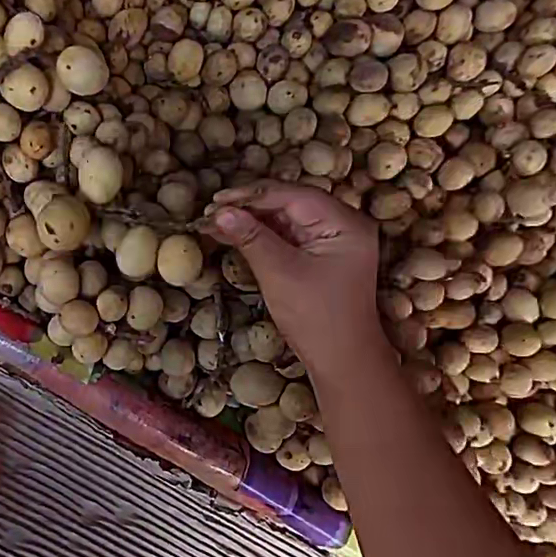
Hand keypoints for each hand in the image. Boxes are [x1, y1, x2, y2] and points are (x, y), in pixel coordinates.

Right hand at [205, 181, 384, 370]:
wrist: (342, 361)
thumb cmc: (316, 317)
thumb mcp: (280, 273)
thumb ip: (251, 238)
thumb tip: (220, 211)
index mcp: (344, 223)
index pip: (292, 196)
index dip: (251, 195)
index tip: (217, 200)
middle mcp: (341, 225)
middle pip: (288, 202)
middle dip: (248, 206)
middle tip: (211, 210)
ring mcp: (330, 240)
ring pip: (283, 218)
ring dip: (249, 220)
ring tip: (213, 222)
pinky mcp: (317, 255)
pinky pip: (284, 235)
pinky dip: (258, 235)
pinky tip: (230, 234)